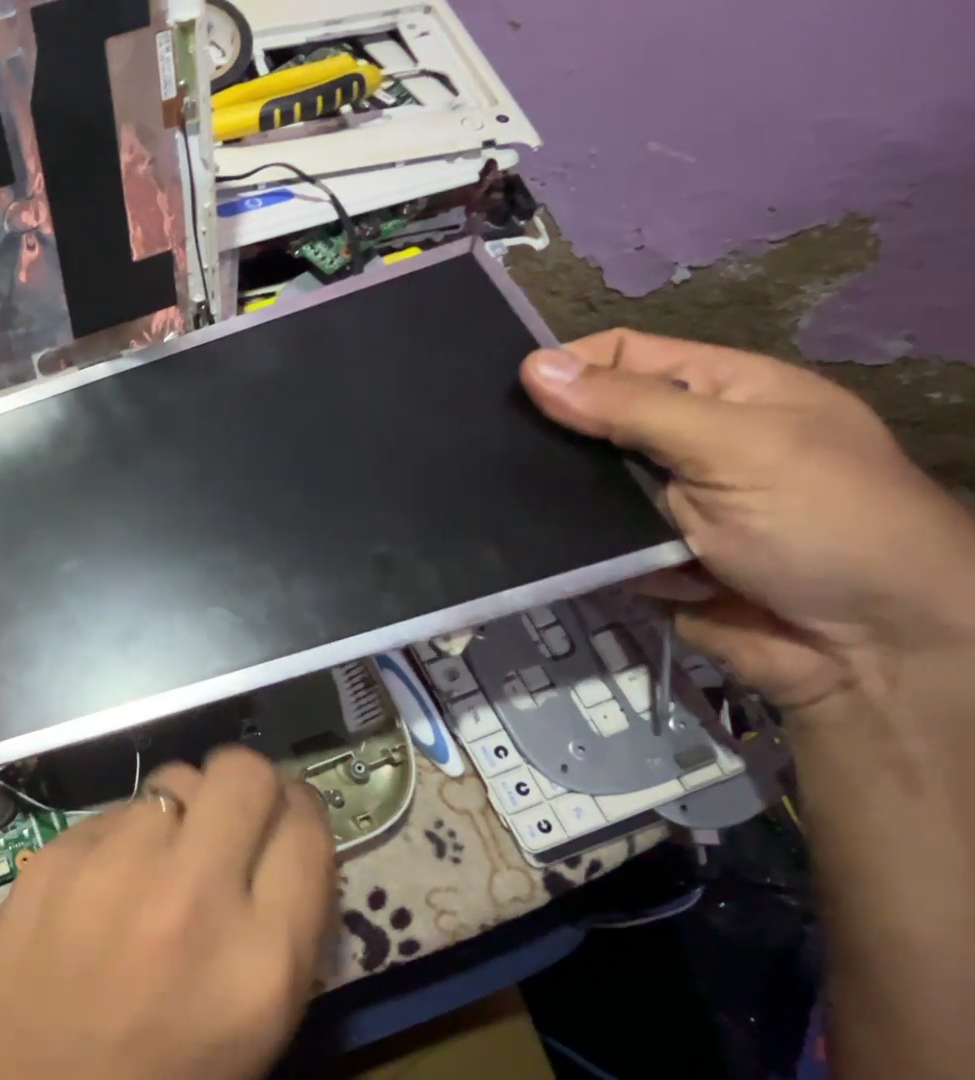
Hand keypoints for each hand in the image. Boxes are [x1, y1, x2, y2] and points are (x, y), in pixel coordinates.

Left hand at [0, 745, 333, 1079]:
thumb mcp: (253, 1029)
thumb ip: (280, 932)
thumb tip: (277, 849)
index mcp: (262, 958)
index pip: (308, 828)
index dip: (299, 814)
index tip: (283, 818)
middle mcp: (194, 893)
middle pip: (243, 773)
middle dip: (246, 786)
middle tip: (231, 816)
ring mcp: (117, 865)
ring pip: (173, 782)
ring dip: (179, 811)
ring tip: (160, 857)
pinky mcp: (56, 853)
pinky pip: (113, 812)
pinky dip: (123, 834)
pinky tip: (105, 880)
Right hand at [520, 329, 974, 713]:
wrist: (872, 653)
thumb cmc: (825, 524)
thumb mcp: (733, 447)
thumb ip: (630, 407)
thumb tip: (531, 366)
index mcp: (721, 393)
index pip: (623, 356)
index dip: (565, 366)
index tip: (502, 393)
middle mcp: (686, 442)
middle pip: (590, 421)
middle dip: (547, 436)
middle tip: (479, 449)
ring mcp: (662, 504)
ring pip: (578, 487)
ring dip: (553, 498)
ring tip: (492, 502)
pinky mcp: (641, 558)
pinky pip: (584, 543)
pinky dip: (572, 551)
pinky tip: (542, 555)